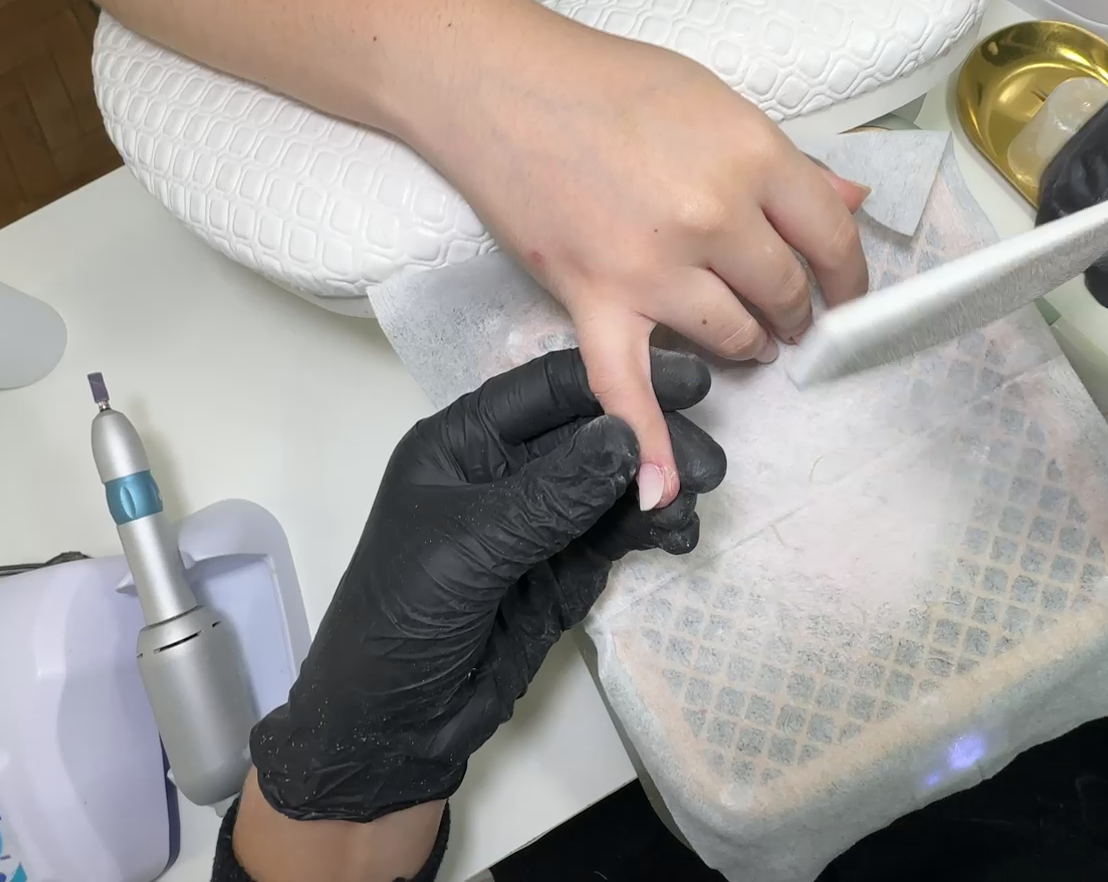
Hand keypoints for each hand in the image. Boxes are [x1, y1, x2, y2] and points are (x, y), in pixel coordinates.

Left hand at [248, 348, 725, 823]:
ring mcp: (545, 513)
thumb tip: (629, 435)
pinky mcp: (569, 557)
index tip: (690, 385)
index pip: (552, 389)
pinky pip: (620, 528)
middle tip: (709, 465)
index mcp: (470, 438)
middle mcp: (511, 464)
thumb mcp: (473, 546)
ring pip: (616, 481)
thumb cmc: (407, 617)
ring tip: (692, 508)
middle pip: (595, 433)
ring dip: (659, 490)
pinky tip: (678, 537)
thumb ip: (553, 493)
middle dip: (652, 445)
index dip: (619, 382)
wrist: (398, 726)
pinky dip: (654, 527)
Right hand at [413, 23, 866, 511]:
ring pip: (731, 337)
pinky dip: (642, 438)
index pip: (831, 237)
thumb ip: (791, 162)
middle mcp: (711, 217)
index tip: (844, 294)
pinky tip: (658, 488)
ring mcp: (651, 267)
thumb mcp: (716, 101)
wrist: (498, 85)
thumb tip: (853, 204)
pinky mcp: (594, 300)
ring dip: (748, 346)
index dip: (849, 275)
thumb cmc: (607, 81)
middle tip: (787, 314)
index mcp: (751, 156)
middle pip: (784, 293)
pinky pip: (625, 383)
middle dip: (795, 311)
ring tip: (745, 342)